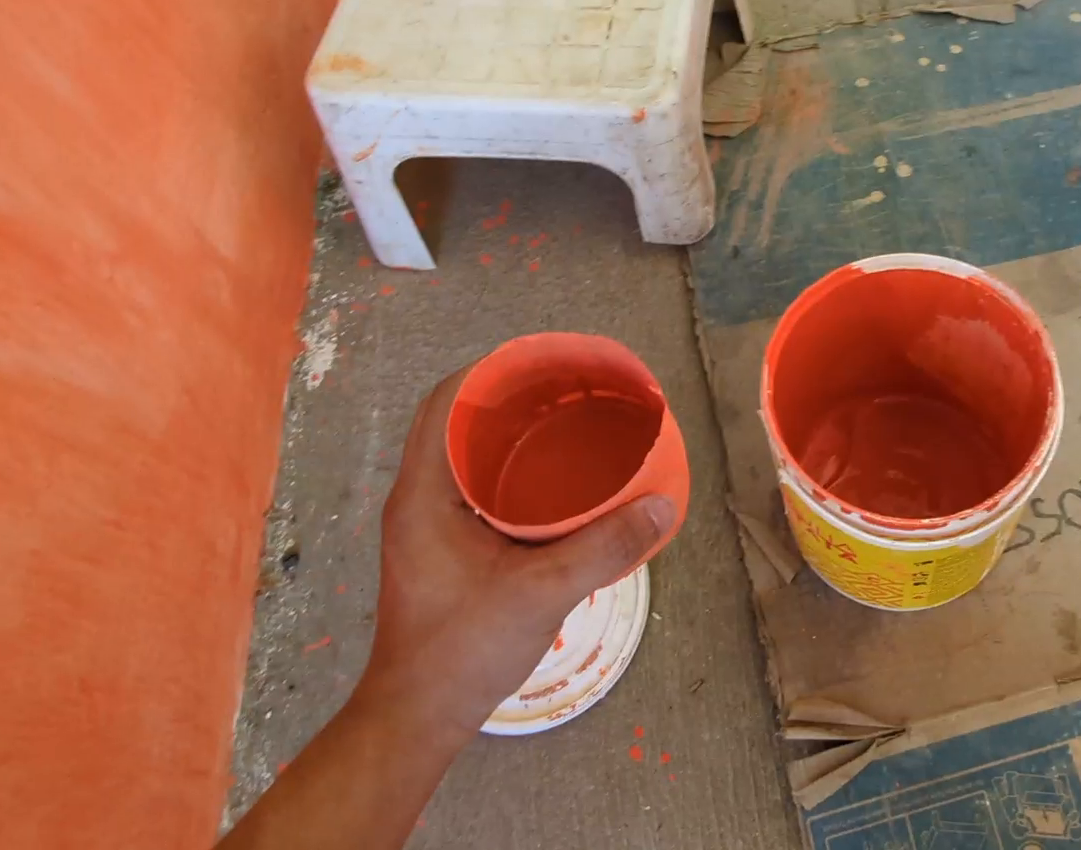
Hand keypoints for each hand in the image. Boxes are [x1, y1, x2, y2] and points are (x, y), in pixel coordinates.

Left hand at [352, 365, 674, 746]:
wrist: (420, 716)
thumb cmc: (463, 648)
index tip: (542, 362)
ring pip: (468, 455)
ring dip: (513, 434)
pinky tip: (558, 482)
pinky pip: (480, 486)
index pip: (442, 404)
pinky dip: (515, 470)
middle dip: (510, 398)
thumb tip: (661, 505)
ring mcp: (431, 524)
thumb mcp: (541, 593)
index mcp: (425, 493)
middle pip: (457, 422)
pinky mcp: (448, 546)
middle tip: (569, 392)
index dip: (487, 372)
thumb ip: (603, 548)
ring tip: (569, 425)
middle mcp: (421, 498)